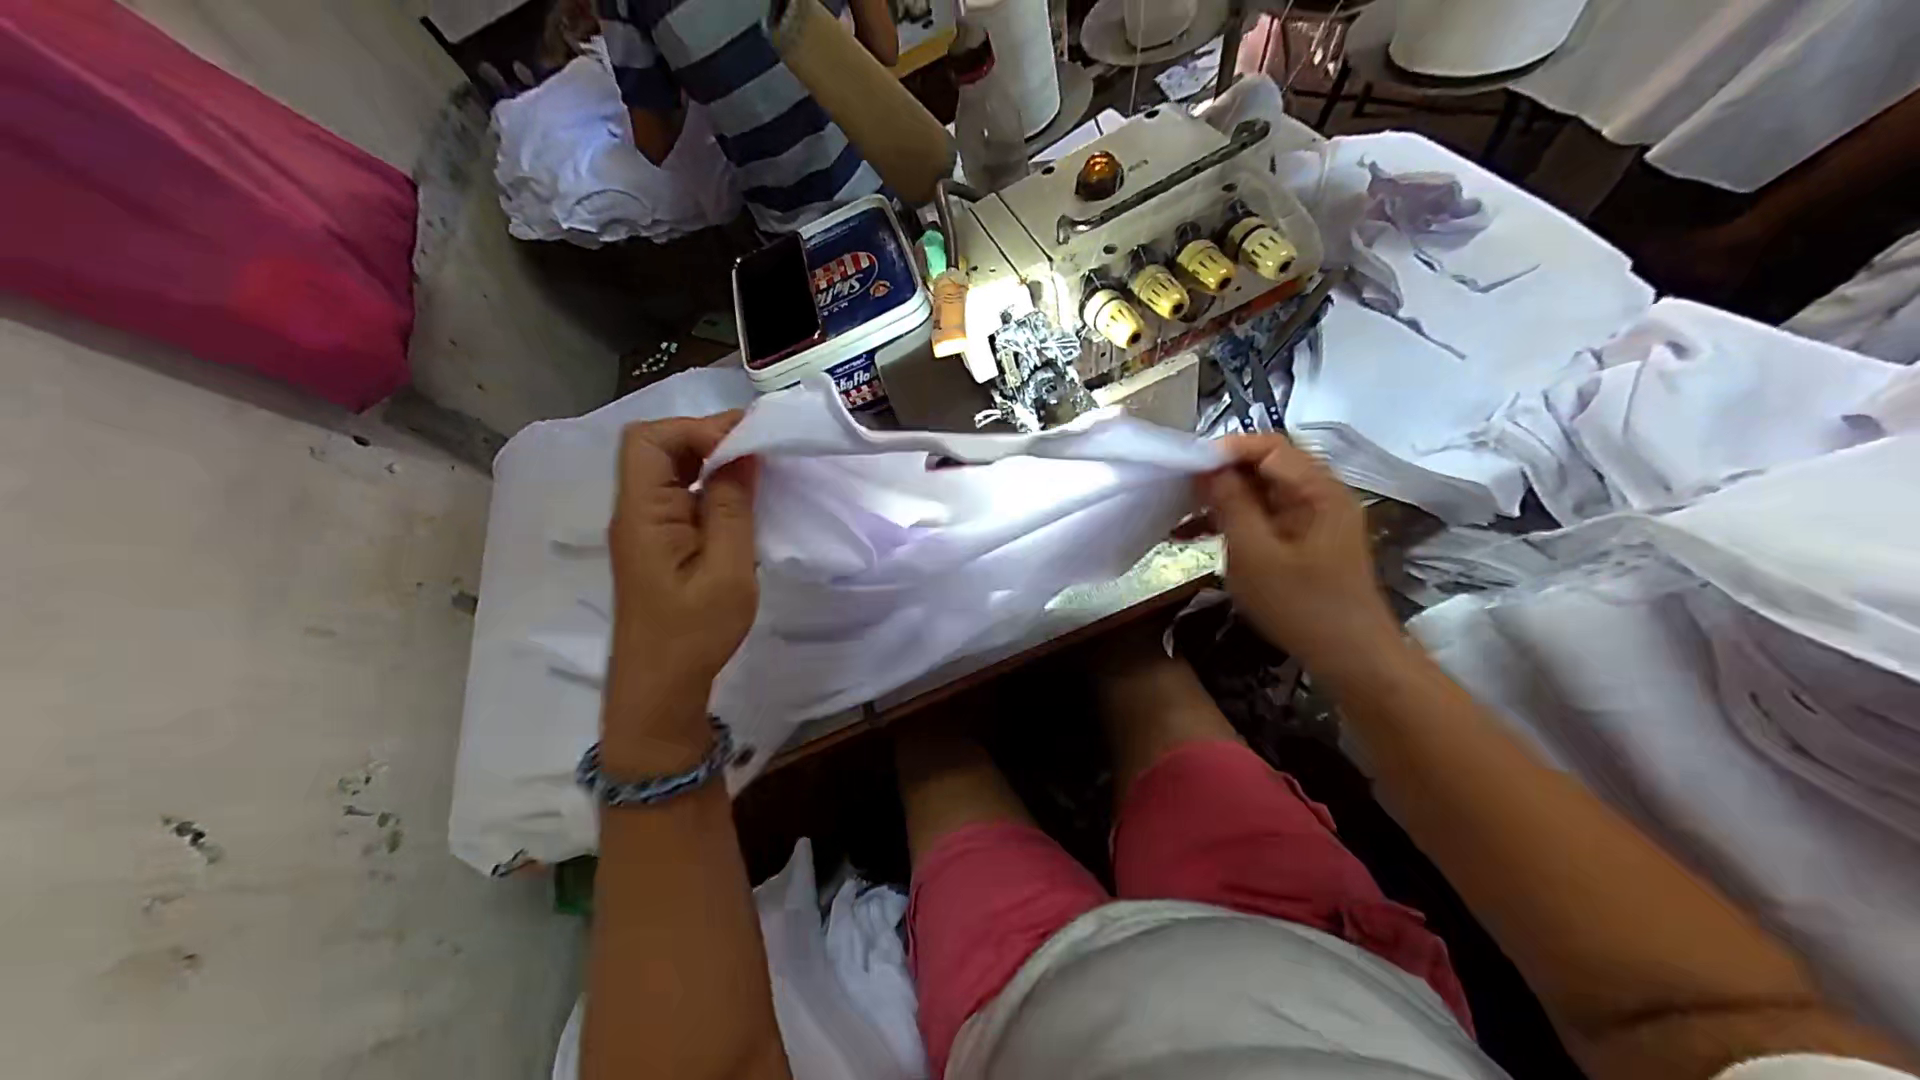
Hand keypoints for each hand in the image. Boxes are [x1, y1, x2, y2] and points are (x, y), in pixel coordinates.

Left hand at [604, 414, 757, 752]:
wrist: (660, 688)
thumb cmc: (694, 633)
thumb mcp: (727, 570)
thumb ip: (732, 506)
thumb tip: (743, 453)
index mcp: (642, 514)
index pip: (650, 440)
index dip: (697, 429)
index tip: (748, 441)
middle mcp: (634, 512)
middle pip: (655, 448)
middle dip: (705, 438)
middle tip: (757, 447)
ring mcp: (644, 529)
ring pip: (667, 470)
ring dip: (708, 461)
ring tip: (755, 466)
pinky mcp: (657, 544)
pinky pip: (677, 496)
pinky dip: (708, 485)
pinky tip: (739, 498)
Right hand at [1197, 435, 1401, 676]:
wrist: (1350, 658)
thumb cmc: (1302, 606)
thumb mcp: (1255, 554)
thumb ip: (1231, 505)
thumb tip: (1207, 469)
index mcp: (1318, 490)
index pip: (1269, 447)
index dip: (1226, 450)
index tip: (1185, 465)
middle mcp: (1319, 495)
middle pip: (1264, 467)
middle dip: (1218, 474)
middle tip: (1175, 489)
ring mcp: (1311, 520)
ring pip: (1258, 493)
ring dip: (1218, 499)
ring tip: (1176, 513)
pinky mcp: (1301, 541)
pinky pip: (1261, 518)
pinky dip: (1230, 522)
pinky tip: (1192, 535)